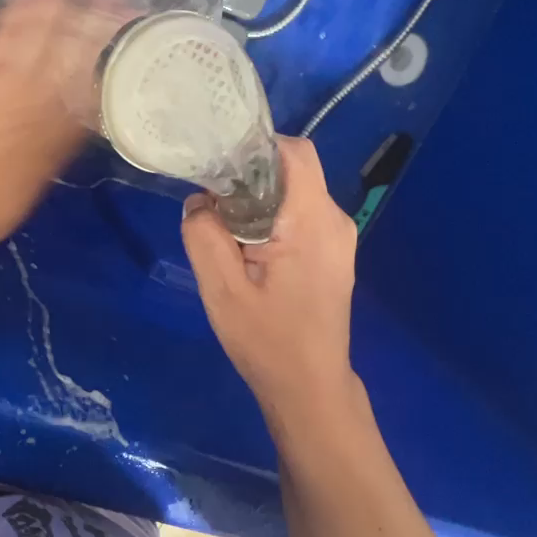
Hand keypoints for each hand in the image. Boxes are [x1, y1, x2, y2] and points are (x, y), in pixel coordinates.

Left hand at [0, 0, 133, 244]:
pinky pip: (9, 27)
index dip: (119, 43)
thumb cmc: (0, 198)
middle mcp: (50, 89)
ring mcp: (15, 71)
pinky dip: (24, 4)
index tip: (134, 22)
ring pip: (46, 26)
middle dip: (100, 9)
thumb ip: (66, 136)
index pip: (101, 70)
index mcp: (70, 119)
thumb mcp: (47, 170)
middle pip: (80, 39)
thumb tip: (80, 115)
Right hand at [182, 137, 361, 427]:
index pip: (294, 153)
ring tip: (224, 226)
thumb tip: (199, 201)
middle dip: (249, 176)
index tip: (218, 165)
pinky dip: (270, 216)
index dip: (256, 148)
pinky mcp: (331, 252)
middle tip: (211, 201)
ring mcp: (338, 237)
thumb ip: (204, 236)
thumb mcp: (222, 290)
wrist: (309, 388)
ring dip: (257, 199)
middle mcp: (334, 221)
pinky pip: (299, 213)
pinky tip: (245, 246)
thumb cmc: (267, 341)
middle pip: (292, 169)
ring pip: (293, 192)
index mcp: (313, 222)